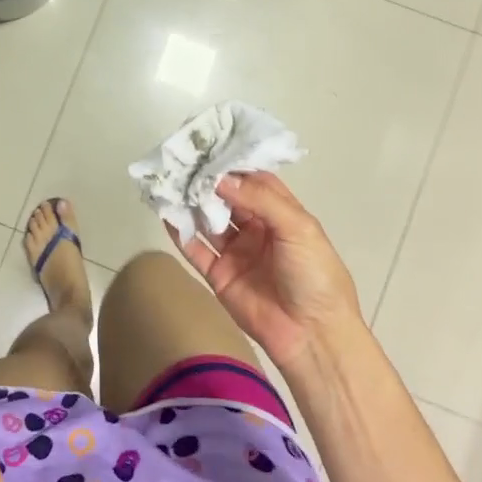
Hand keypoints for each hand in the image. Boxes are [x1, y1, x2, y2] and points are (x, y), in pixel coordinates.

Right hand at [174, 172, 361, 366]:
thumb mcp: (299, 228)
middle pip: (227, 199)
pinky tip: (166, 214)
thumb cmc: (315, 276)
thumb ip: (260, 200)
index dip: (233, 165)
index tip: (208, 147)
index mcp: (282, 215)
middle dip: (206, 182)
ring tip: (168, 182)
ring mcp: (236, 252)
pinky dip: (180, 232)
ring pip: (208, 221)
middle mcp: (257, 229)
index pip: (254, 181)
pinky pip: (195, 250)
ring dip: (190, 203)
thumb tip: (220, 179)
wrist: (311, 334)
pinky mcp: (219, 275)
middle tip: (181, 162)